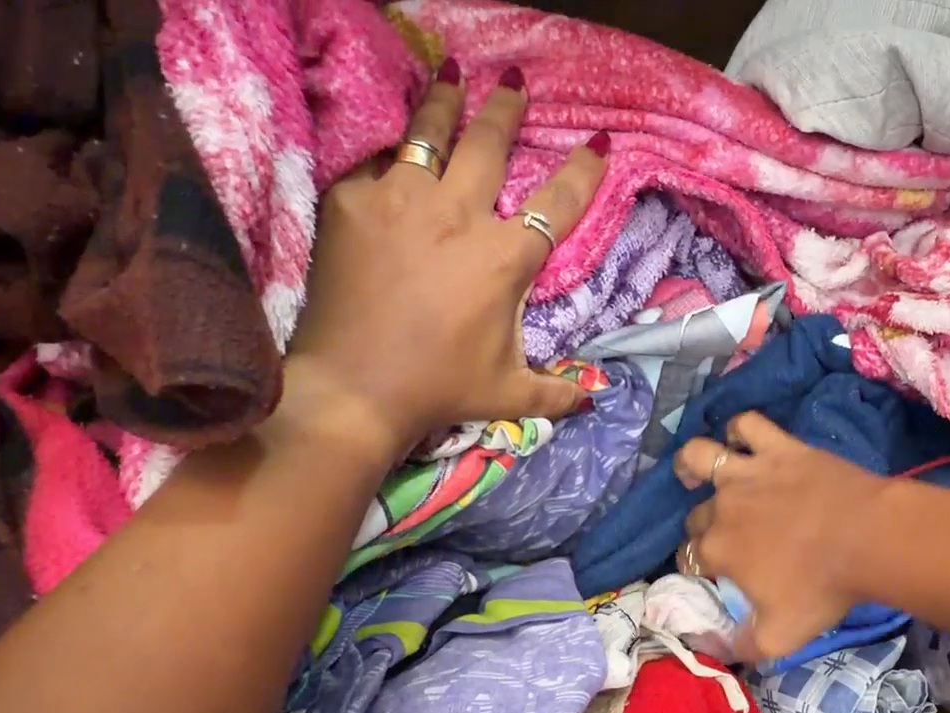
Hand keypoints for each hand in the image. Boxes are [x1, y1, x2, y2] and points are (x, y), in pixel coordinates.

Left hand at [282, 62, 609, 464]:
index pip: (556, 204)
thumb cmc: (440, 388)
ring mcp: (400, 201)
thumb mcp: (509, 394)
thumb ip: (556, 392)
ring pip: (428, 133)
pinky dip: (389, 155)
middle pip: (488, 145)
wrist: (354, 387)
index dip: (582, 173)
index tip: (598, 145)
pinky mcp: (351, 203)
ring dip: (446, 102)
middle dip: (506, 110)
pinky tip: (392, 148)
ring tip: (450, 75)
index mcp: (504, 258)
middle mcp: (457, 215)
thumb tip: (593, 399)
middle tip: (513, 84)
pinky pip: (375, 164)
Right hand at [675, 413, 892, 659]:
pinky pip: (748, 425)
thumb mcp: (780, 637)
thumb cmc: (823, 588)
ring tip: (697, 472)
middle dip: (700, 528)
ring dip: (693, 463)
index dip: (696, 567)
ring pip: (701, 455)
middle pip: (696, 515)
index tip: (712, 575)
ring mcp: (749, 472)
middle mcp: (723, 507)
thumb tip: (717, 652)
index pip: (689, 558)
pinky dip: (739, 429)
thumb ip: (742, 647)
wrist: (869, 538)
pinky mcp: (780, 448)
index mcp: (718, 550)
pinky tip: (741, 438)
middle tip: (724, 539)